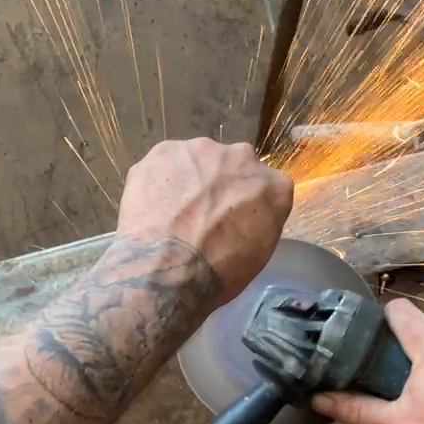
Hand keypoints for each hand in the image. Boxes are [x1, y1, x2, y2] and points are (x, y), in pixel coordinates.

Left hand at [117, 138, 292, 303]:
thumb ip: (257, 224)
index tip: (230, 223)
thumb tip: (241, 219)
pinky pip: (162, 166)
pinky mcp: (164, 151)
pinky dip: (155, 184)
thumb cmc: (216, 274)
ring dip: (185, 183)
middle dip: (216, 188)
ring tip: (168, 216)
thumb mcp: (255, 256)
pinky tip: (148, 209)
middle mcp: (243, 157)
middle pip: (230, 168)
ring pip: (194, 163)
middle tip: (197, 218)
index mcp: (274, 187)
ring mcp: (202, 150)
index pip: (265, 189)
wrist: (165, 268)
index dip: (245, 206)